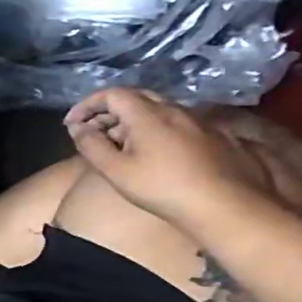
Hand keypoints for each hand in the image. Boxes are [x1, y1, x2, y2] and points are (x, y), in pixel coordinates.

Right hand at [63, 88, 285, 231]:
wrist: (228, 207)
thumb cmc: (163, 188)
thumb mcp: (116, 170)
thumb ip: (91, 145)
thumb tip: (77, 127)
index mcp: (147, 114)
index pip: (111, 94)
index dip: (88, 105)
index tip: (73, 124)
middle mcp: (174, 110)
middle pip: (136, 97)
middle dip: (109, 111)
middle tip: (95, 132)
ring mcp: (199, 122)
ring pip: (158, 110)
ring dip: (133, 121)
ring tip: (122, 146)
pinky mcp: (216, 137)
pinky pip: (177, 124)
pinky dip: (157, 130)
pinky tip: (156, 154)